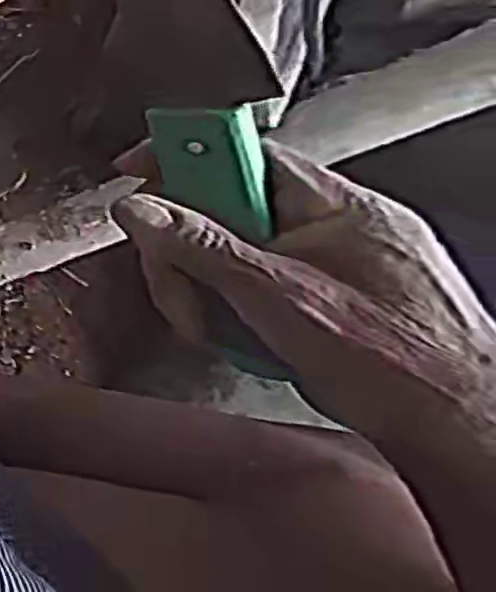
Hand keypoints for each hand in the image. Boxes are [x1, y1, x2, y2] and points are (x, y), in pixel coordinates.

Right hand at [112, 142, 495, 443]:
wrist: (471, 443)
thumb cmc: (404, 371)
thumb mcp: (277, 297)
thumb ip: (199, 245)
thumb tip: (136, 207)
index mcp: (341, 209)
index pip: (243, 153)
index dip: (182, 155)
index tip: (134, 169)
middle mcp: (333, 227)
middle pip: (217, 206)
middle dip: (180, 248)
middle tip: (174, 278)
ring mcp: (323, 262)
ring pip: (219, 247)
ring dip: (195, 284)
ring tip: (209, 322)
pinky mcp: (312, 294)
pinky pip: (237, 277)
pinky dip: (221, 304)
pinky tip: (234, 331)